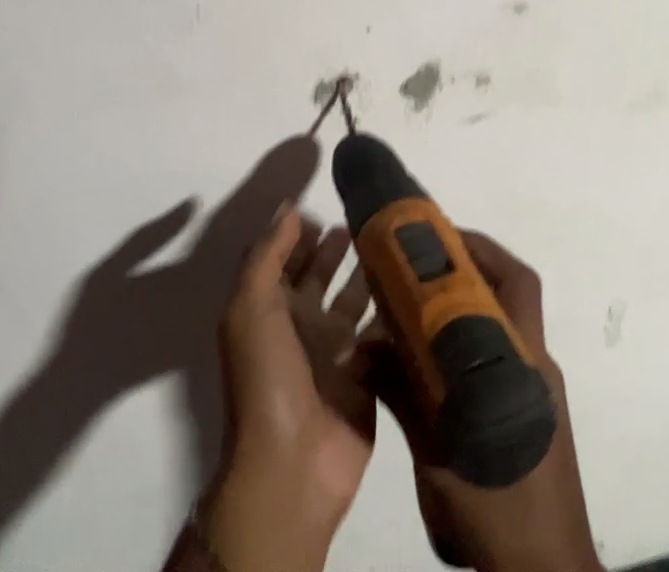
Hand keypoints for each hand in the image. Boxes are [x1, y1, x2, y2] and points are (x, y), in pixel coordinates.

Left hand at [200, 206, 377, 571]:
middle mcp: (299, 328)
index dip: (300, 233)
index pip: (283, 260)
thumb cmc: (267, 378)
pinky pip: (381, 336)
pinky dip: (394, 314)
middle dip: (336, 249)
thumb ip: (267, 255)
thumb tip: (288, 208)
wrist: (294, 464)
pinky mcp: (367, 377)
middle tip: (368, 220)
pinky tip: (417, 288)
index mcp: (267, 311)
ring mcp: (334, 354)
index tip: (328, 203)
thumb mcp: (251, 307)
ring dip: (368, 276)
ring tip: (395, 246)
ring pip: (353, 304)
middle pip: (318, 278)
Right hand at [375, 231, 601, 571]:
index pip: (512, 283)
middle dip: (467, 263)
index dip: (474, 247)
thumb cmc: (494, 509)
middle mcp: (535, 365)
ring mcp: (537, 387)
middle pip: (512, 289)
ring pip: (503, 321)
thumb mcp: (438, 454)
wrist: (543, 568)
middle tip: (416, 258)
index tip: (429, 233)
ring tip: (411, 302)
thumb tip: (362, 345)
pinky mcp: (532, 410)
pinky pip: (498, 353)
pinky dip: (465, 339)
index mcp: (521, 366)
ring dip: (465, 300)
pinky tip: (428, 359)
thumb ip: (403, 394)